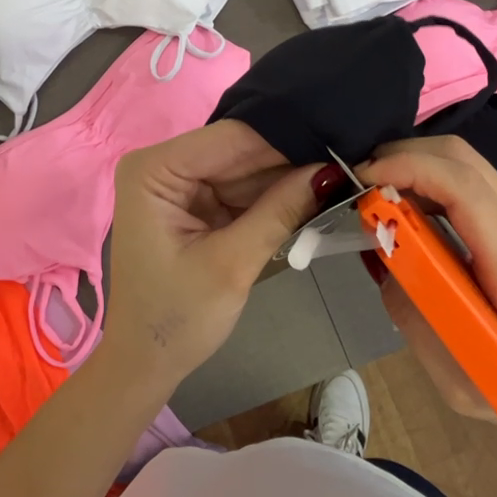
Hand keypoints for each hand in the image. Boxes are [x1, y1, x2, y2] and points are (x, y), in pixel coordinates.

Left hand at [100, 121, 319, 388]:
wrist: (146, 363)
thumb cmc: (176, 318)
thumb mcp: (231, 265)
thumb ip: (279, 212)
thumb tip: (330, 170)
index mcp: (154, 170)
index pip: (230, 138)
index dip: (285, 135)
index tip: (338, 132)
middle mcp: (163, 164)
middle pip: (239, 149)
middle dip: (291, 155)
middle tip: (350, 152)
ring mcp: (179, 183)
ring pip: (246, 167)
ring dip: (289, 174)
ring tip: (343, 167)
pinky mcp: (195, 203)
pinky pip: (242, 188)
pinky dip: (274, 194)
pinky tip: (316, 188)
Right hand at [357, 135, 496, 453]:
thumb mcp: (470, 389)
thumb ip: (419, 327)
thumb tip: (383, 264)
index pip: (467, 192)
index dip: (410, 171)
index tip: (362, 181)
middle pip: (462, 160)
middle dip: (402, 157)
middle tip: (358, 186)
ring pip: (466, 161)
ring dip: (414, 165)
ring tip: (375, 197)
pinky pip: (470, 181)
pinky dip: (429, 179)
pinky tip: (406, 209)